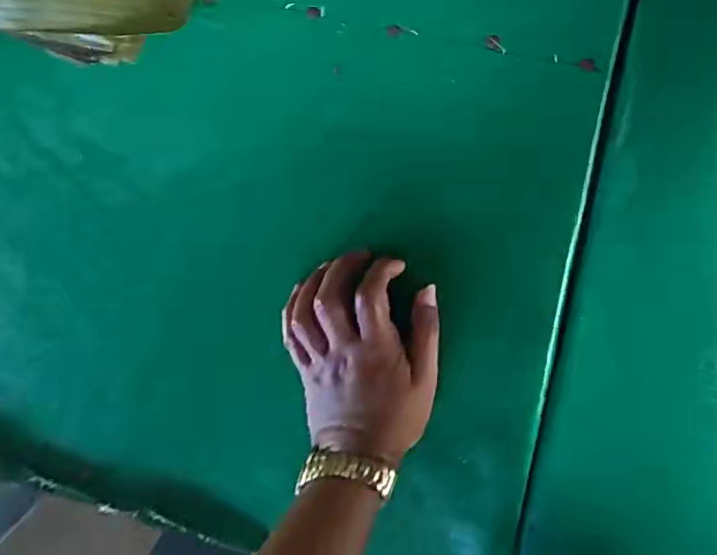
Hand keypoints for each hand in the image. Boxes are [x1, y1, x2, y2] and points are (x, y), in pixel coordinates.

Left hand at [282, 253, 439, 461]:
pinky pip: (290, 333)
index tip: (396, 264)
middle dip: (343, 266)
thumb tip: (426, 288)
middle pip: (329, 297)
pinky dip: (293, 305)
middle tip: (361, 255)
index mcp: (375, 349)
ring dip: (315, 280)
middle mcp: (342, 350)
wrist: (357, 460)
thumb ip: (427, 329)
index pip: (370, 296)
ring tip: (331, 264)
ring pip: (303, 312)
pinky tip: (303, 289)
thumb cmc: (398, 416)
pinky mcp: (303, 370)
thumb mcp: (426, 377)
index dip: (381, 270)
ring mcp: (317, 360)